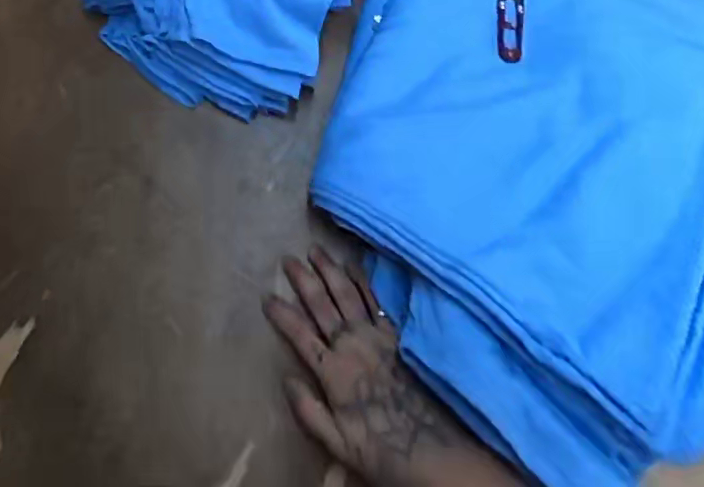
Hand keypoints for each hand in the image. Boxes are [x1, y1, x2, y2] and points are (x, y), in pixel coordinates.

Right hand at [263, 248, 519, 486]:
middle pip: (321, 304)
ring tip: (315, 251)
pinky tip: (354, 266)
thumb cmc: (384, 451)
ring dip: (329, 270)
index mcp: (332, 370)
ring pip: (346, 295)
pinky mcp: (397, 336)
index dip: (281, 313)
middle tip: (288, 258)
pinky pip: (377, 301)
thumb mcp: (339, 445)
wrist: (437, 453)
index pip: (298, 333)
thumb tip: (286, 378)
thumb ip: (309, 411)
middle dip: (302, 279)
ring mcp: (375, 336)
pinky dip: (364, 281)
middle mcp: (350, 344)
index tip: (266, 295)